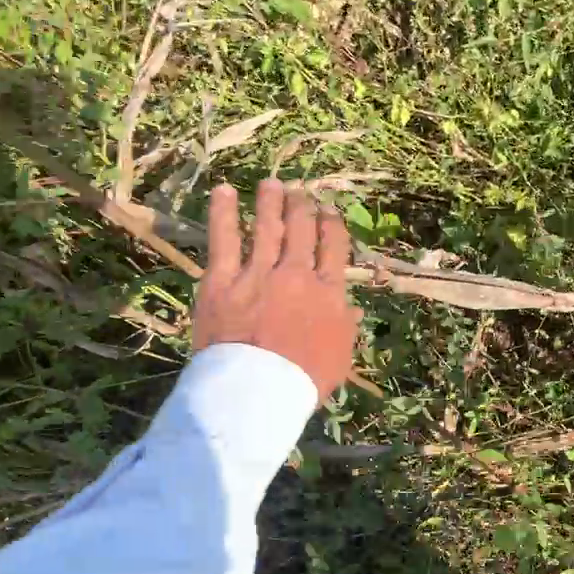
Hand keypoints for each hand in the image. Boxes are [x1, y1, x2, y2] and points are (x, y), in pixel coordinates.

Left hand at [193, 180, 361, 396]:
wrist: (258, 390)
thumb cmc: (304, 378)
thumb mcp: (340, 355)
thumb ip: (346, 327)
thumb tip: (351, 308)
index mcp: (328, 293)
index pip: (334, 249)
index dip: (332, 226)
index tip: (329, 212)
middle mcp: (297, 275)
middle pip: (302, 231)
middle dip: (303, 207)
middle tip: (300, 192)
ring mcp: (259, 274)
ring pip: (268, 228)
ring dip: (270, 202)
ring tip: (271, 184)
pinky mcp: (222, 280)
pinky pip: (224, 240)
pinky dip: (224, 214)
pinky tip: (225, 192)